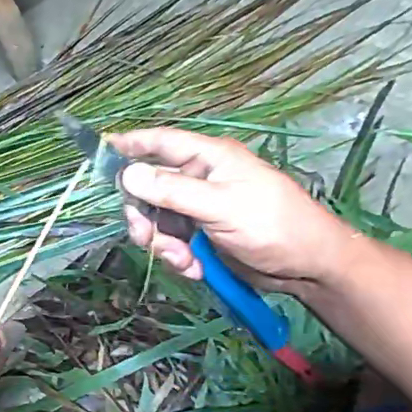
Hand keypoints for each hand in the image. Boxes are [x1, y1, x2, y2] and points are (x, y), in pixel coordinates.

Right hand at [108, 127, 357, 291]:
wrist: (310, 267)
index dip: (130, 144)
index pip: (161, 142)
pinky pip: (174, 240)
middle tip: (146, 239)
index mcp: (209, 158)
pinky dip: (178, 256)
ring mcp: (202, 206)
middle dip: (145, 216)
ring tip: (182, 261)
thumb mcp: (221, 206)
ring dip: (163, 243)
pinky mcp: (204, 233)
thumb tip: (128, 174)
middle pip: (150, 188)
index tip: (101, 151)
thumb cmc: (273, 224)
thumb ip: (173, 191)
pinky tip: (194, 268)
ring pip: (159, 219)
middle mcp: (201, 177)